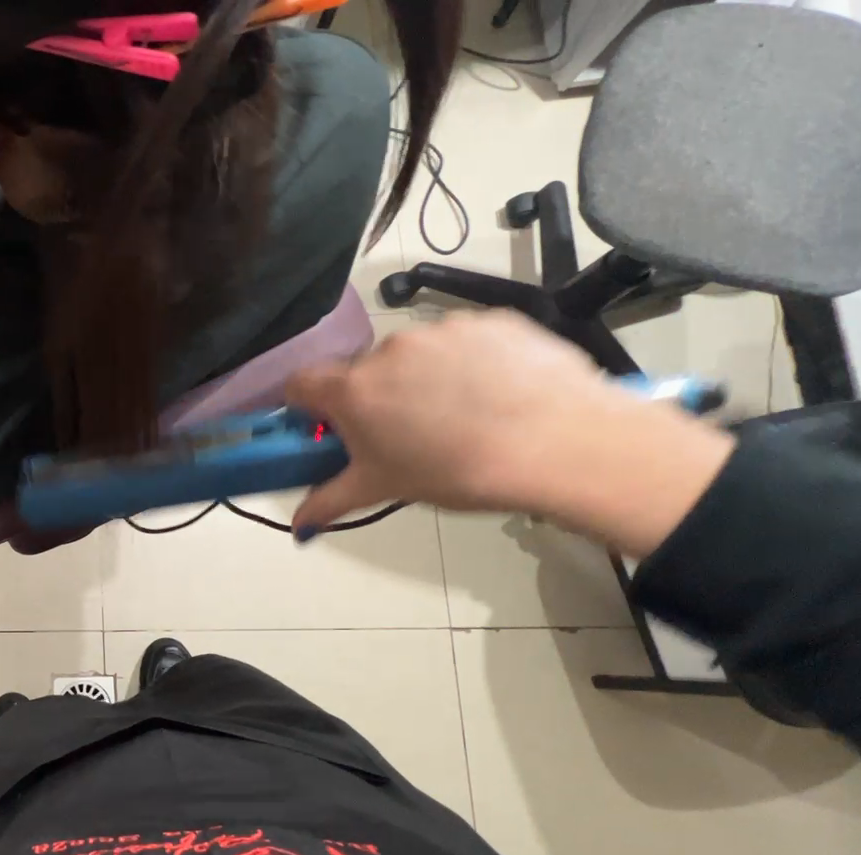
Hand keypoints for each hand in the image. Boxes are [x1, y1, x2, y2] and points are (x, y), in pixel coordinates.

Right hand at [284, 311, 734, 556]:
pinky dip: (468, 364)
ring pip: (415, 356)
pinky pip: (464, 341)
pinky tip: (494, 395)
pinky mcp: (492, 321)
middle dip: (374, 397)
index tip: (324, 426)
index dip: (305, 406)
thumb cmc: (457, 471)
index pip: (299, 384)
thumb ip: (329, 502)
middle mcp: (388, 350)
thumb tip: (299, 527)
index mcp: (352, 390)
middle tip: (403, 433)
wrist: (561, 444)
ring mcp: (442, 330)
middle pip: (362, 372)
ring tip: (459, 415)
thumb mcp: (384, 490)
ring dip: (421, 379)